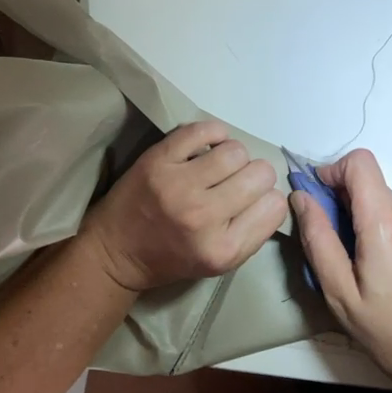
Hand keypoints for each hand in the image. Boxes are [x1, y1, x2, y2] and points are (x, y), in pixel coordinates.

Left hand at [78, 120, 288, 292]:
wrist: (117, 250)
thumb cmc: (172, 258)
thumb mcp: (220, 262)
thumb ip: (251, 232)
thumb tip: (272, 193)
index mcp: (223, 249)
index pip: (274, 205)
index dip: (267, 198)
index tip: (252, 200)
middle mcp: (204, 216)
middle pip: (260, 174)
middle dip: (254, 175)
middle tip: (235, 181)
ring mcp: (179, 185)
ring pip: (235, 150)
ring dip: (232, 155)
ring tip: (218, 165)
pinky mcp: (158, 160)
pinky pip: (202, 130)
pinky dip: (212, 133)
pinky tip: (206, 146)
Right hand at [291, 149, 391, 392]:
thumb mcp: (341, 295)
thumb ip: (318, 240)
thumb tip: (301, 198)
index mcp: (388, 223)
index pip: (359, 163)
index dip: (333, 171)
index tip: (319, 198)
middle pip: (371, 184)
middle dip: (346, 203)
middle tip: (337, 245)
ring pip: (388, 202)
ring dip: (368, 218)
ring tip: (365, 265)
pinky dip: (390, 229)